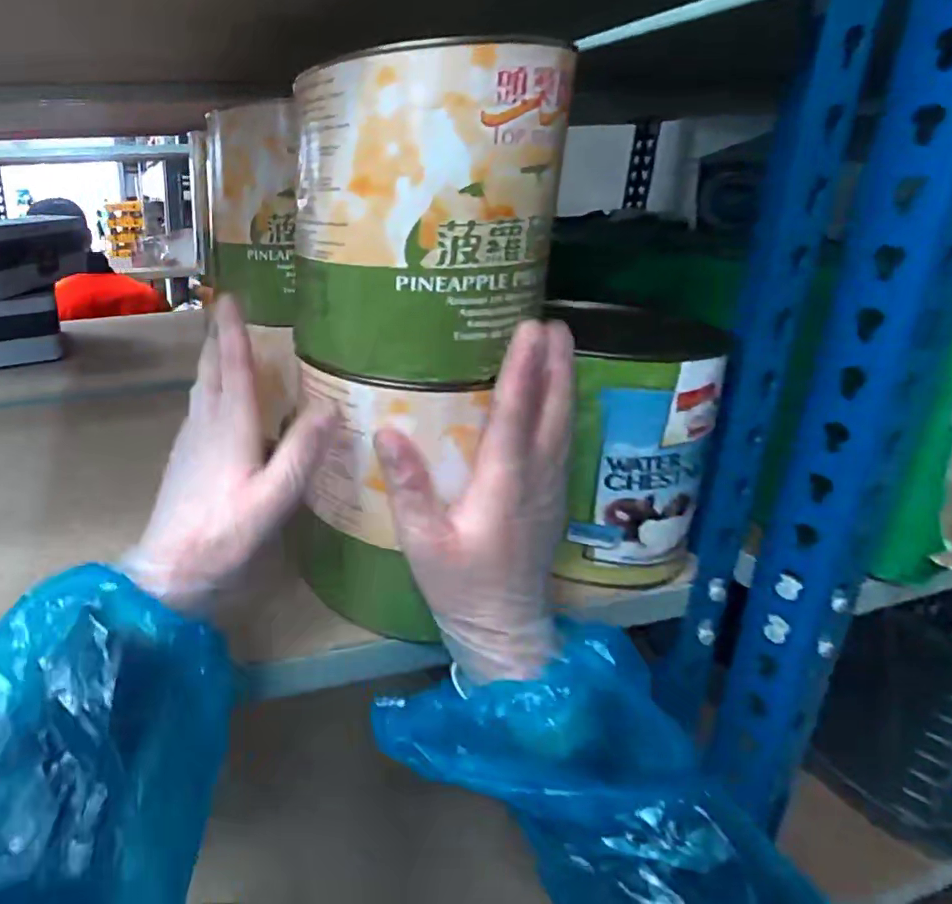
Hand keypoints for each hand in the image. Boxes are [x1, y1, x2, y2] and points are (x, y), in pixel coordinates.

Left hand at [122, 300, 338, 613]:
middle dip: (218, 338)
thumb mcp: (273, 499)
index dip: (232, 331)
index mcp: (229, 426)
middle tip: (228, 312)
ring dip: (212, 362)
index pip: (231, 366)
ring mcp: (189, 439)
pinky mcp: (183, 457)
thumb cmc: (223, 534)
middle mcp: (205, 423)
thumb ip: (301, 454)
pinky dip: (210, 389)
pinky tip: (220, 403)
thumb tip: (329, 407)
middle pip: (210, 370)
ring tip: (226, 347)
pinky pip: (199, 408)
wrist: (169, 566)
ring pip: (201, 388)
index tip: (230, 298)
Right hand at [372, 319, 574, 681]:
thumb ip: (408, 486)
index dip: (523, 371)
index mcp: (503, 486)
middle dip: (554, 365)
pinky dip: (559, 408)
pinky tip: (555, 396)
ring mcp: (549, 489)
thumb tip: (388, 431)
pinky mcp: (550, 498)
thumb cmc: (458, 584)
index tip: (528, 330)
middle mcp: (536, 480)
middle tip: (552, 322)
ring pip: (562, 424)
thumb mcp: (422, 540)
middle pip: (552, 412)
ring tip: (560, 345)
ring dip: (563, 381)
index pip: (516, 417)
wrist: (504, 627)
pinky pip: (560, 440)